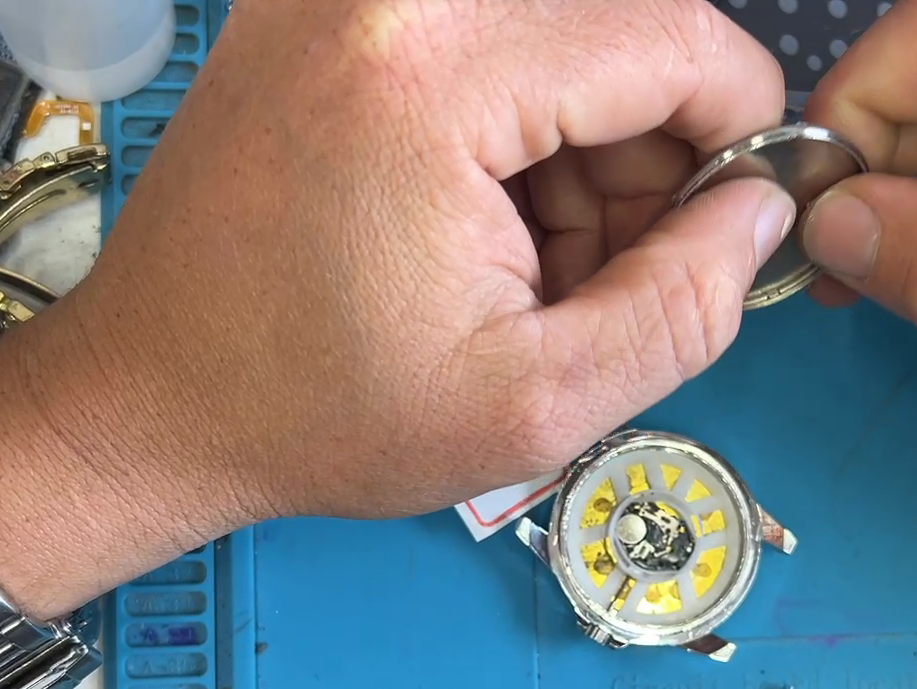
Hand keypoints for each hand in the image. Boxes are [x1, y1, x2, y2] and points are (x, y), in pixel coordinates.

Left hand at [37, 0, 792, 532]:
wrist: (158, 408)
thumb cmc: (332, 421)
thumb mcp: (537, 407)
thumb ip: (681, 312)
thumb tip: (758, 217)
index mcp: (435, 72)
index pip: (669, 35)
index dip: (739, 129)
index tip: (738, 224)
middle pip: (609, 36)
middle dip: (648, 166)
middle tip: (609, 288)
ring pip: (550, 53)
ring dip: (579, 169)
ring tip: (531, 287)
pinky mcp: (320, 27)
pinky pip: (480, 64)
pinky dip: (515, 154)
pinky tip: (483, 248)